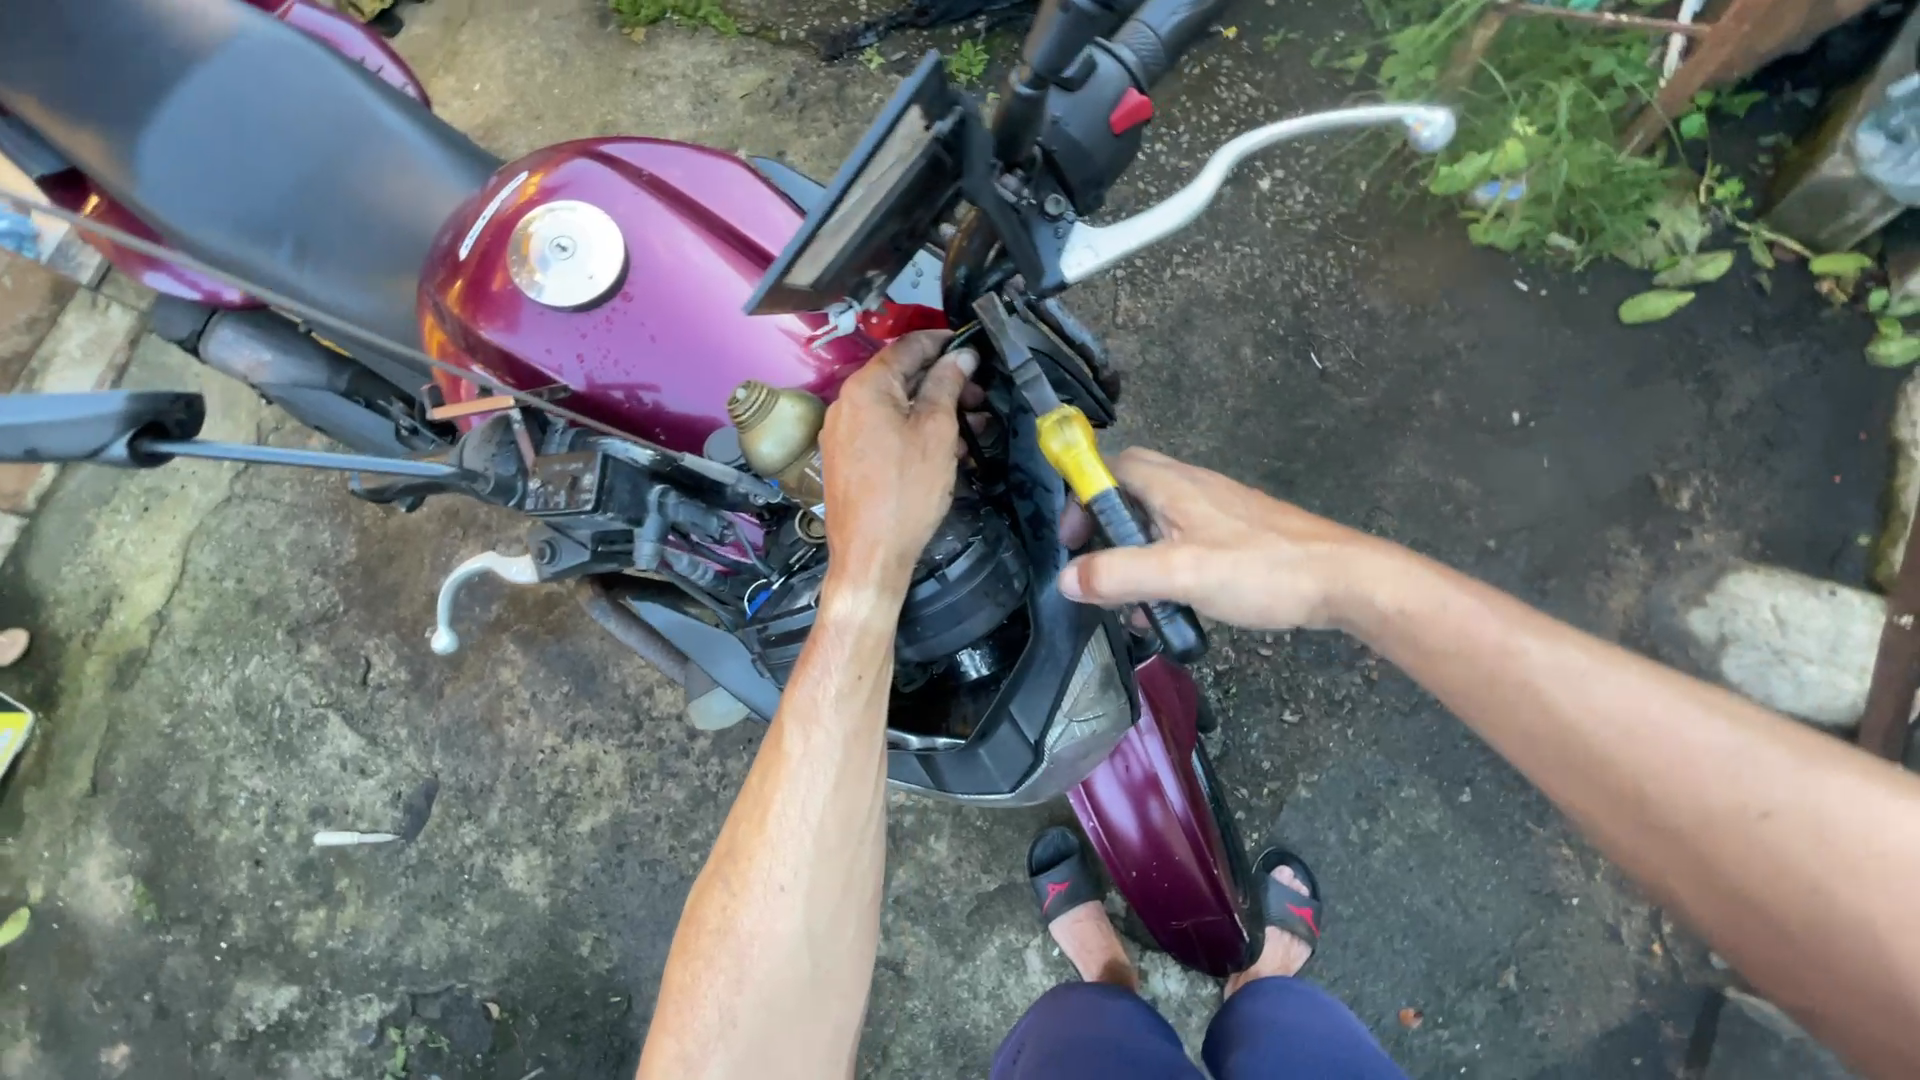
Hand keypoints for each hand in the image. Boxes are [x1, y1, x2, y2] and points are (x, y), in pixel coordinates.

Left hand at [819, 330, 978, 593]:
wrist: (870, 554)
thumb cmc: (907, 491)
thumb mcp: (937, 431)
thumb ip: (947, 385)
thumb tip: (960, 356)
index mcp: (866, 387)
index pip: (907, 346)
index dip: (943, 342)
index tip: (970, 348)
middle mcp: (846, 403)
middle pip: (901, 378)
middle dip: (944, 384)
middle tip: (979, 398)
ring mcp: (842, 433)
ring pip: (895, 408)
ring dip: (933, 412)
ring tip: (971, 430)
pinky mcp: (846, 460)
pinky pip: (883, 432)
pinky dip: (913, 433)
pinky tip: (943, 452)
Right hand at [1057, 448, 1386, 630]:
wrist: (1344, 581)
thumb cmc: (1260, 569)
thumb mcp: (1179, 573)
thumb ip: (1118, 574)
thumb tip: (1067, 579)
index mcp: (1173, 485)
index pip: (1111, 466)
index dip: (1083, 496)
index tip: (1072, 539)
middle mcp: (1191, 488)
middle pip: (1130, 494)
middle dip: (1105, 531)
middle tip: (1096, 570)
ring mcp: (1216, 512)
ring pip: (1156, 523)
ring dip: (1133, 557)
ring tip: (1128, 601)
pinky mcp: (1234, 537)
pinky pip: (1182, 544)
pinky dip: (1163, 569)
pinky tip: (1170, 605)